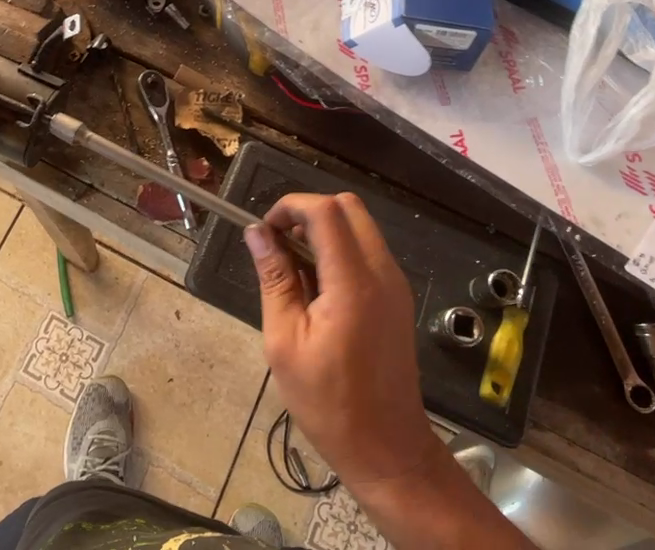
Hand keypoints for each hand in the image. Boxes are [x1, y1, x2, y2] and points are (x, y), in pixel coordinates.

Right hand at [247, 193, 438, 492]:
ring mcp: (395, 284)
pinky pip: (367, 251)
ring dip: (323, 230)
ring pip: (360, 226)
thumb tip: (257, 234)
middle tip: (278, 244)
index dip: (290, 206)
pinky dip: (339, 250)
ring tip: (292, 269)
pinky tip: (315, 287)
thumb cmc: (328, 402)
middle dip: (307, 211)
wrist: (387, 448)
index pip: (326, 211)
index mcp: (353, 283)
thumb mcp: (284, 341)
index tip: (264, 232)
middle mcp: (382, 273)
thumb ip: (274, 279)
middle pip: (348, 207)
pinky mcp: (397, 297)